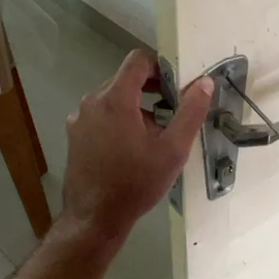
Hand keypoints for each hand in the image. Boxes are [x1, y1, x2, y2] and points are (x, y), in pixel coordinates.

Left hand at [60, 50, 213, 236]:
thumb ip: (191, 111)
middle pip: (125, 80)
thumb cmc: (136, 183)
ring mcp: (79, 119)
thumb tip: (204, 83)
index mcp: (115, 99)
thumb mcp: (173, 149)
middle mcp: (92, 102)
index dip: (160, 66)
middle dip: (150, 90)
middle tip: (172, 112)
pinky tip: (131, 148)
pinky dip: (118, 121)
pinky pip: (100, 116)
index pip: (138, 60)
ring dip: (135, 108)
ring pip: (112, 99)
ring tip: (154, 135)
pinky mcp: (74, 136)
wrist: (95, 218)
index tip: (176, 86)